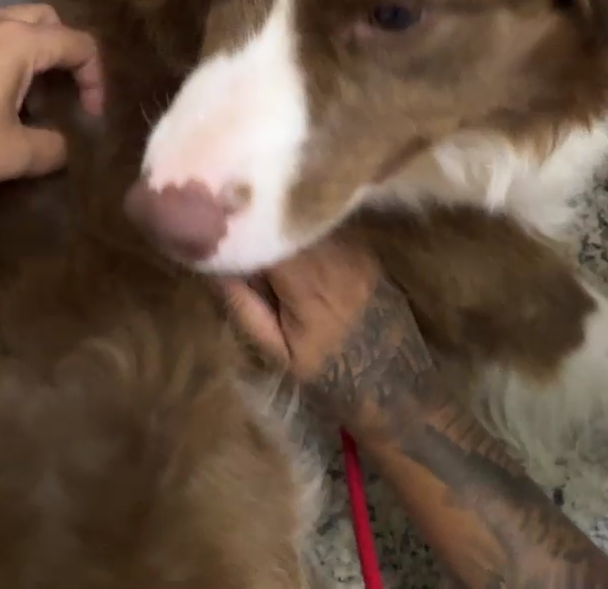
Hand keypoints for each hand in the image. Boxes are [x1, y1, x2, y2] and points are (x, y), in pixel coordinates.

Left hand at [0, 4, 103, 208]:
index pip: (78, 44)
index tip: (91, 117)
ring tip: (24, 104)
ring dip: (30, 57)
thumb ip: (51, 149)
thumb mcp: (9, 156)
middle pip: (45, 21)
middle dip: (64, 55)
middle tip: (63, 95)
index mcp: (16, 42)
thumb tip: (63, 148)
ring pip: (9, 28)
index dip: (96, 80)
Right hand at [214, 238, 439, 437]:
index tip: (217, 228)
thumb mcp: (278, 354)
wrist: (397, 387)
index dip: (241, 227)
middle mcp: (334, 258)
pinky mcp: (365, 249)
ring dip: (281, 226)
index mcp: (307, 285)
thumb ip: (244, 306)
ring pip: (306, 221)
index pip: (268, 236)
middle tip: (232, 229)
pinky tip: (291, 245)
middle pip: (286, 221)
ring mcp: (354, 250)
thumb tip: (210, 265)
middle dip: (259, 222)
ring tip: (259, 236)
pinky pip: (325, 229)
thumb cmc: (331, 377)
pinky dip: (304, 233)